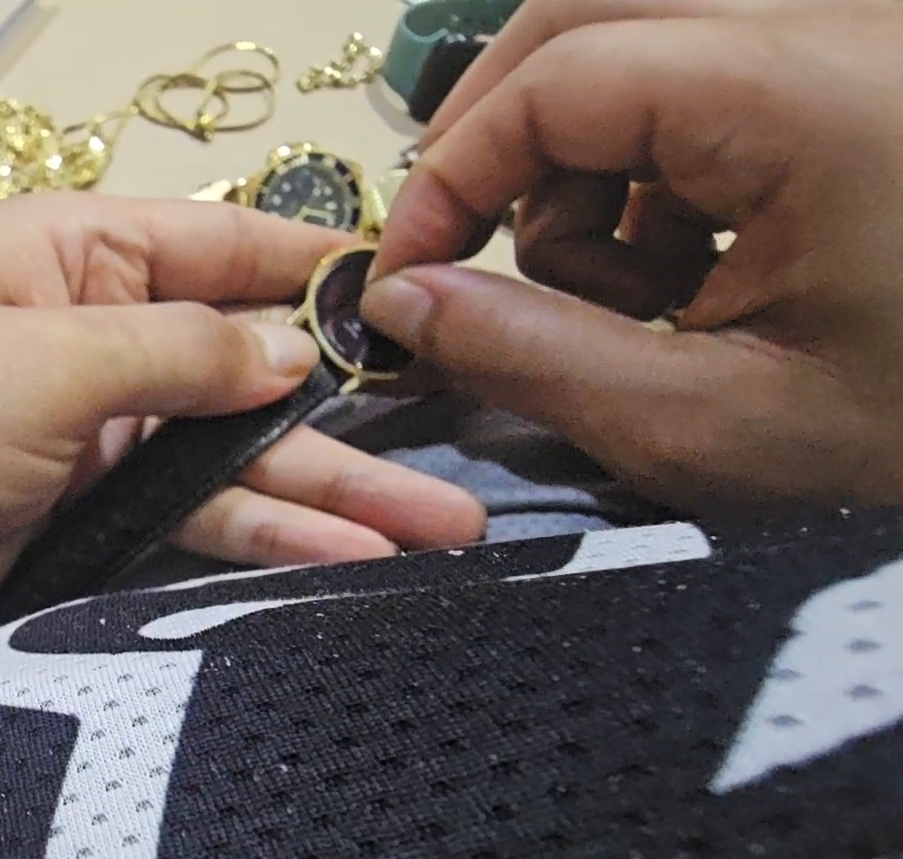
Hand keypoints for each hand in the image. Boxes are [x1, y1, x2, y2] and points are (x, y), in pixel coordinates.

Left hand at [0, 195, 485, 683]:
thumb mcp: (39, 363)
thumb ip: (173, 351)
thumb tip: (284, 349)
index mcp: (71, 259)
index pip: (221, 246)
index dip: (317, 274)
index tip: (416, 303)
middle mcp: (89, 339)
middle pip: (238, 366)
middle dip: (341, 414)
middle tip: (454, 458)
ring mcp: (88, 434)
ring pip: (222, 456)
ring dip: (320, 493)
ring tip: (430, 533)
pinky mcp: (79, 511)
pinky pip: (184, 518)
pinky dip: (254, 537)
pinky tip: (337, 561)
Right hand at [365, 0, 902, 510]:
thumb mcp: (697, 422)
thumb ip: (523, 355)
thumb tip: (398, 300)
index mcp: (839, 97)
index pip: (562, 78)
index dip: (448, 178)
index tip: (401, 279)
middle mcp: (871, 22)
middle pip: (599, 2)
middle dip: (491, 127)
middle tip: (455, 236)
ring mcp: (878, 39)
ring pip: (642, 37)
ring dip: (573, 162)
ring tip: (619, 284)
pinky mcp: (877, 71)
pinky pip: (707, 74)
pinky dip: (644, 167)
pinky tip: (685, 260)